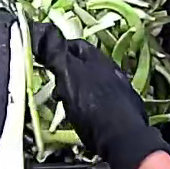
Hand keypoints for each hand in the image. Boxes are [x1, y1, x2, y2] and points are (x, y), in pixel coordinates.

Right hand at [31, 23, 168, 168]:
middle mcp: (111, 69)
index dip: (57, 50)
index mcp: (96, 59)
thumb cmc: (92, 107)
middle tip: (54, 84)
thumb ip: (57, 54)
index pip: (74, 45)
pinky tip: (85, 115)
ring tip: (66, 102)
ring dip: (79, 88)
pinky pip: (102, 99)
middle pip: (84, 63)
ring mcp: (120, 88)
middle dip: (68, 71)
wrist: (122, 138)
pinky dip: (90, 102)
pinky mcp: (125, 107)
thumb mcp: (68, 77)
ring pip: (93, 81)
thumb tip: (44, 31)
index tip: (45, 60)